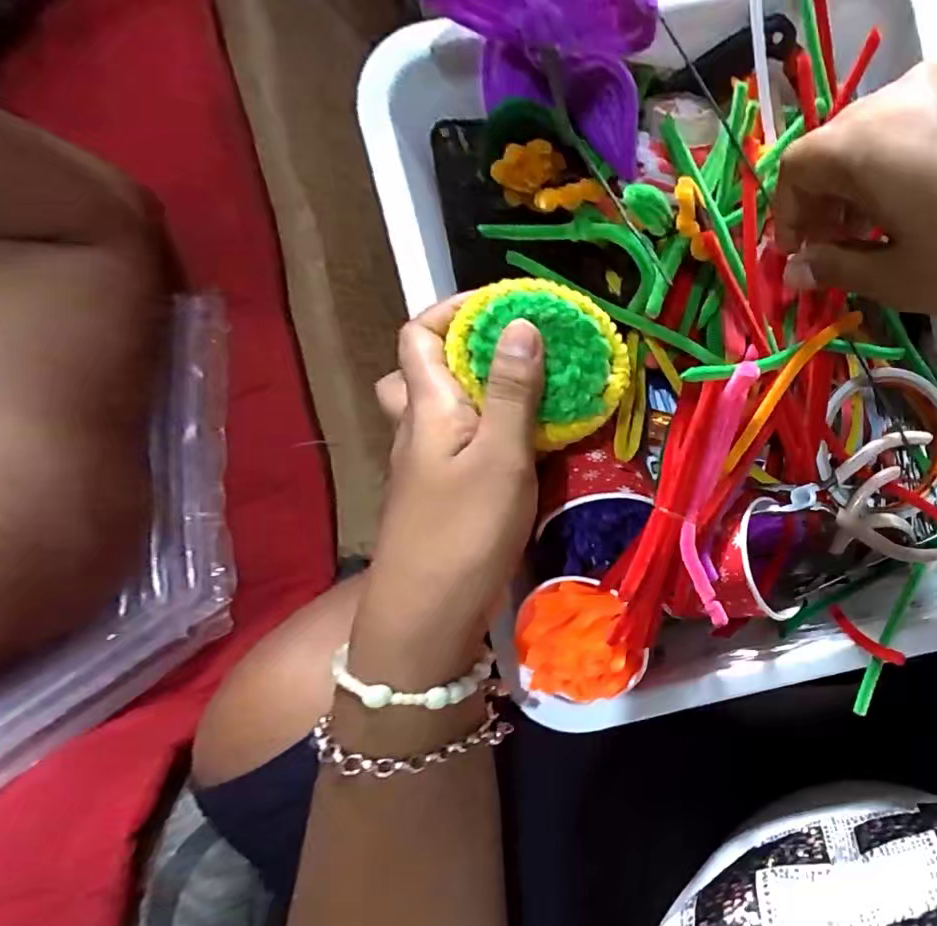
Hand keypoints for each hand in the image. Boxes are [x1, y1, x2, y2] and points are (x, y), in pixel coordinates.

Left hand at [349, 294, 545, 686]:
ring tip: (520, 397)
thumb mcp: (501, 455)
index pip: (418, 334)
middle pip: (417, 370)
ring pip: (435, 410)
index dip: (454, 310)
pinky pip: (456, 443)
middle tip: (513, 355)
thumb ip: (513, 392)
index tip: (508, 307)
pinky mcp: (441, 495)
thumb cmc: (466, 527)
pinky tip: (521, 448)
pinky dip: (484, 431)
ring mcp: (424, 466)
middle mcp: (416, 429)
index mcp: (426, 408)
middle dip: (461, 350)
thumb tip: (521, 324)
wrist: (430, 608)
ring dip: (471, 392)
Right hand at [774, 63, 936, 323]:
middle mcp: (899, 93)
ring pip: (877, 137)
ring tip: (876, 240)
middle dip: (824, 204)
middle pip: (836, 146)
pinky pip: (916, 131)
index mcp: (867, 135)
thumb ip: (837, 266)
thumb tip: (795, 268)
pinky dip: (898, 172)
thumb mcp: (900, 277)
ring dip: (861, 189)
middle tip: (834, 255)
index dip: (786, 217)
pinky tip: (917, 212)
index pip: (798, 165)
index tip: (794, 259)